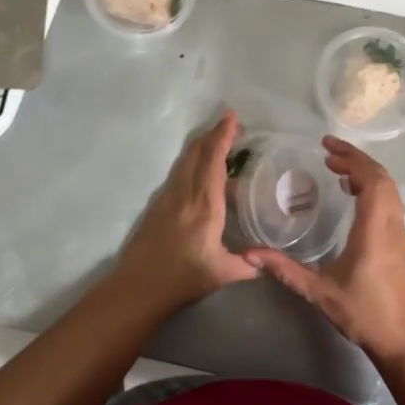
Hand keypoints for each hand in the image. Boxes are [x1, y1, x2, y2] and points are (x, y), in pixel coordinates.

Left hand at [114, 110, 261, 307]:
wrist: (138, 287)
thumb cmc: (183, 279)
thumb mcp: (222, 273)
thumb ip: (247, 264)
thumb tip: (266, 261)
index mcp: (204, 206)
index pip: (214, 162)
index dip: (223, 137)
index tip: (231, 118)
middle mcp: (184, 195)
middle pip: (197, 154)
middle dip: (213, 135)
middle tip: (230, 124)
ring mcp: (167, 198)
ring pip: (185, 162)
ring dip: (201, 147)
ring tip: (216, 141)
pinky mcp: (157, 206)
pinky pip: (178, 175)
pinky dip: (191, 163)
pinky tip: (198, 171)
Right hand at [245, 136, 404, 362]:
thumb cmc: (365, 314)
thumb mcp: (320, 292)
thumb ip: (285, 270)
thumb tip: (250, 255)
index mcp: (375, 230)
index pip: (371, 180)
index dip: (352, 158)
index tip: (327, 148)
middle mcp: (393, 226)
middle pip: (383, 180)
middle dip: (357, 160)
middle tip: (328, 154)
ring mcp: (403, 236)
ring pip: (391, 192)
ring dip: (367, 175)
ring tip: (339, 172)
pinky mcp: (404, 247)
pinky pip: (392, 205)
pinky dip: (374, 191)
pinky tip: (355, 200)